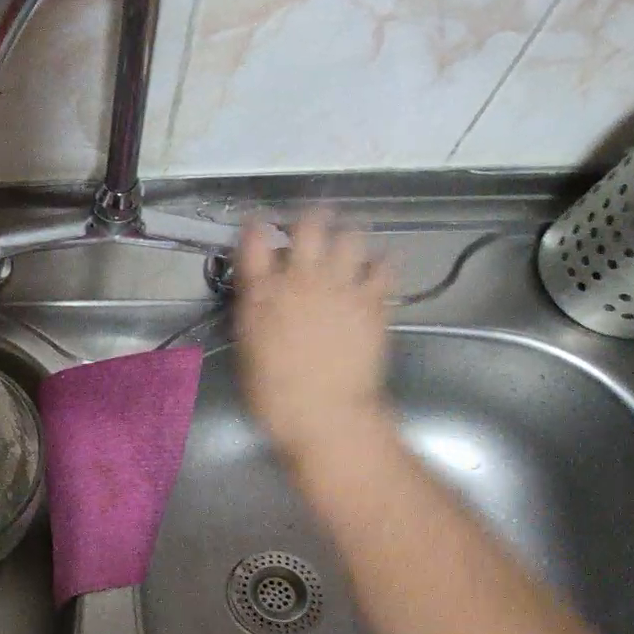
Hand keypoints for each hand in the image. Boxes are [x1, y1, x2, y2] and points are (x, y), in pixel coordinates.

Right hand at [236, 210, 392, 463]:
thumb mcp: (248, 348)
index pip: (254, 241)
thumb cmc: (273, 393)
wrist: (324, 414)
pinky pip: (384, 265)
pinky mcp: (375, 300)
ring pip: (351, 235)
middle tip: (308, 226)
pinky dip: (380, 263)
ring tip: (344, 244)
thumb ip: (255, 312)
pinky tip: (375, 269)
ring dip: (346, 235)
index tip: (257, 225)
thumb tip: (261, 294)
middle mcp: (301, 280)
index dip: (255, 227)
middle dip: (308, 219)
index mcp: (262, 294)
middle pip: (309, 224)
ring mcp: (342, 287)